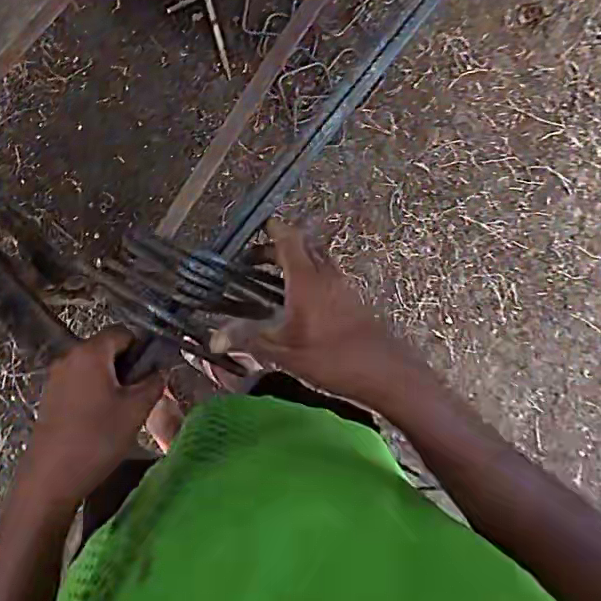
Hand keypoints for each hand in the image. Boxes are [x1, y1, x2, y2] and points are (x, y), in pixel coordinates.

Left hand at [13, 328, 164, 511]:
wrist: (50, 477)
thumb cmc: (97, 438)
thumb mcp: (136, 410)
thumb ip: (153, 384)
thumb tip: (160, 372)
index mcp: (90, 352)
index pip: (122, 332)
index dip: (141, 348)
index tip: (151, 374)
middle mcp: (69, 357)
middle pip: (105, 349)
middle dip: (126, 367)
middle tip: (139, 396)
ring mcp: (55, 377)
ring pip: (92, 368)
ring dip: (111, 382)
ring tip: (122, 412)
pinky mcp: (49, 397)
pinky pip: (78, 383)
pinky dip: (93, 393)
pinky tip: (100, 421)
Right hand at [216, 220, 427, 406]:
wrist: (386, 372)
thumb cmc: (332, 358)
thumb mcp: (283, 351)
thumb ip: (248, 339)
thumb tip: (214, 339)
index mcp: (306, 279)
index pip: (289, 240)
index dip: (273, 229)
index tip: (258, 227)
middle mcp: (325, 276)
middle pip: (303, 246)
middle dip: (278, 246)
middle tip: (255, 258)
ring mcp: (342, 287)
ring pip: (316, 260)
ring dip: (295, 261)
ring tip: (272, 276)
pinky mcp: (352, 301)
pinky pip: (326, 276)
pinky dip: (308, 277)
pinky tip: (297, 301)